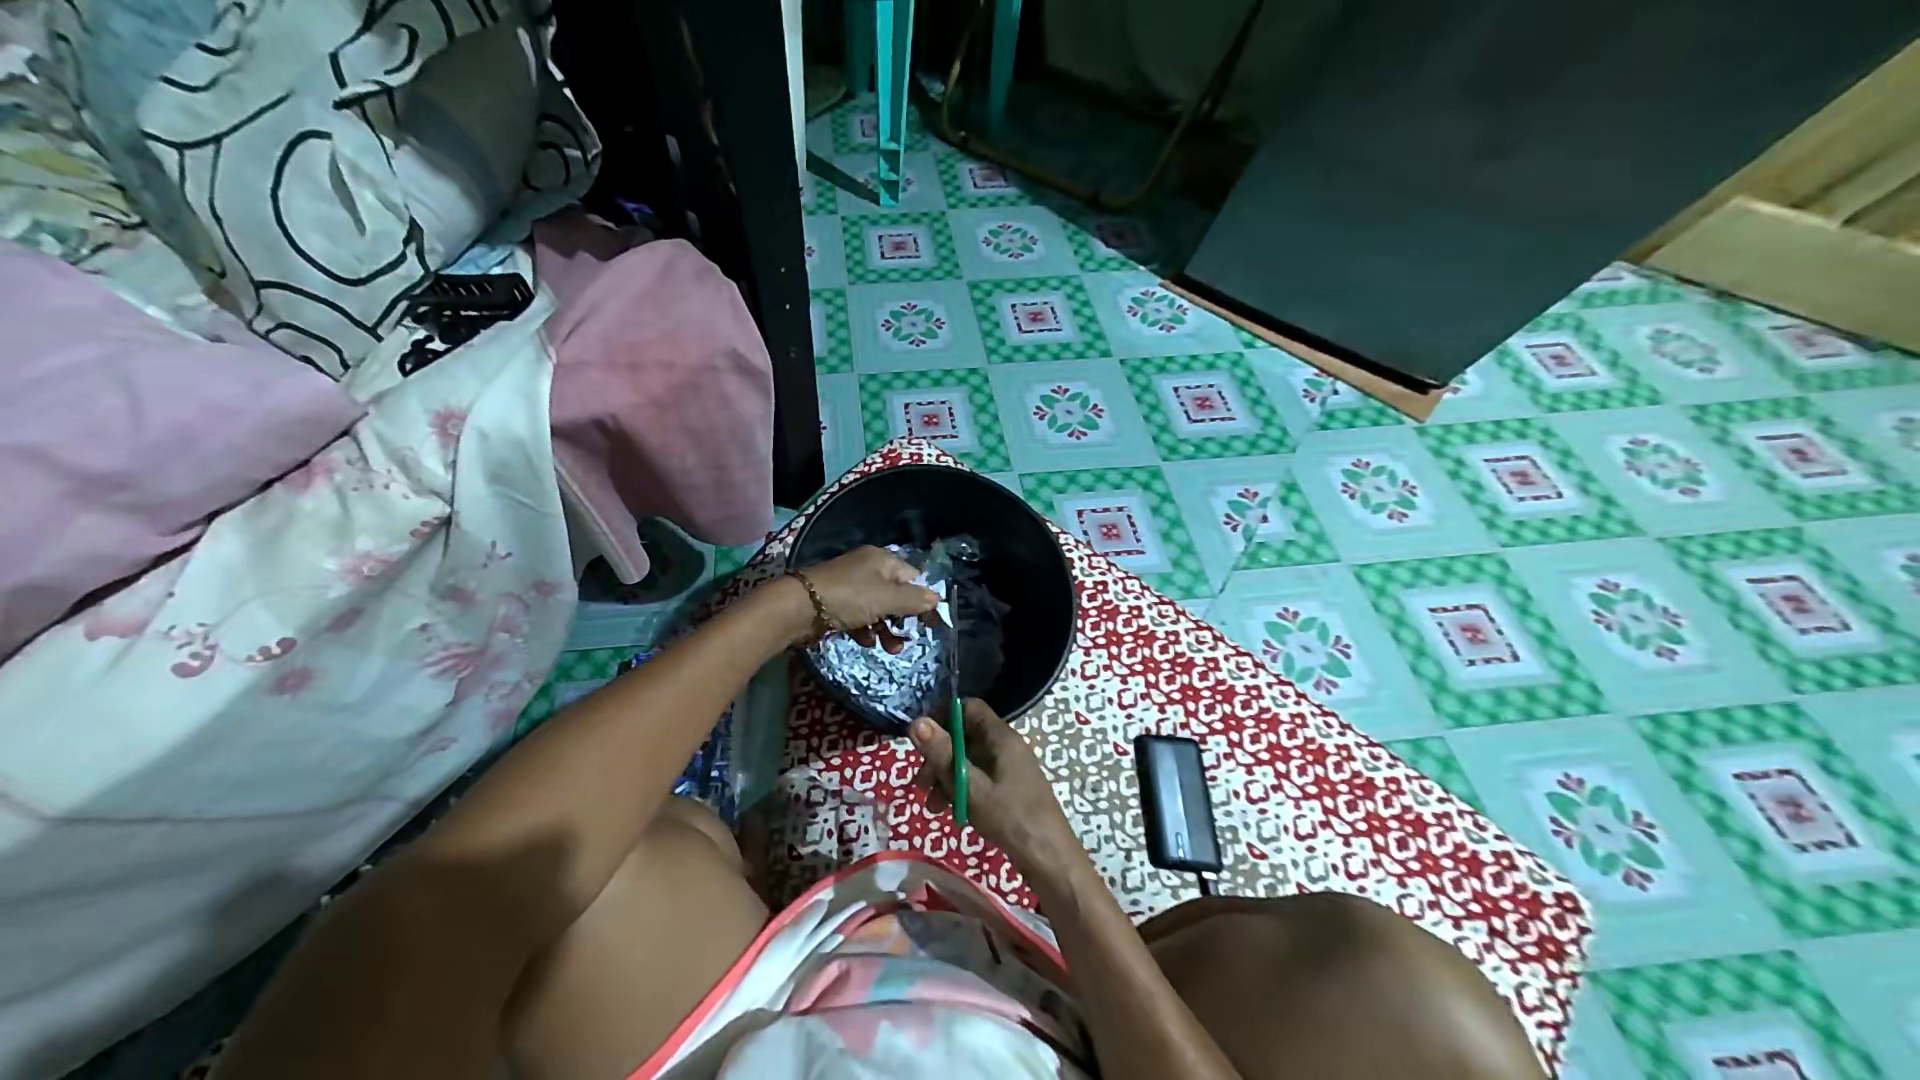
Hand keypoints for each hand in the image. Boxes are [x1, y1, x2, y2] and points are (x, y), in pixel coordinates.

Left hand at [795, 546, 939, 650]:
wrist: (799, 607)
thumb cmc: (849, 597)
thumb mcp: (887, 598)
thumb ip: (914, 600)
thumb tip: (936, 599)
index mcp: (883, 560)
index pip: (913, 578)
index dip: (924, 600)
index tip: (931, 624)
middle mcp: (868, 569)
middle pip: (897, 595)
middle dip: (903, 619)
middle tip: (906, 638)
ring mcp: (851, 587)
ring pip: (879, 609)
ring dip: (886, 629)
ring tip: (889, 647)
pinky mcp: (837, 604)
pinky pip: (860, 617)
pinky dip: (866, 629)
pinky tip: (865, 640)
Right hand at [909, 699, 1085, 875]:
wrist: (1048, 856)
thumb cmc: (1009, 816)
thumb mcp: (969, 785)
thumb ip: (942, 753)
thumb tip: (916, 721)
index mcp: (1000, 737)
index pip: (968, 708)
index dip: (942, 717)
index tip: (921, 740)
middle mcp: (1005, 746)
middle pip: (964, 737)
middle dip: (939, 758)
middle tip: (921, 785)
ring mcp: (1008, 768)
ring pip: (968, 761)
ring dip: (946, 779)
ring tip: (933, 807)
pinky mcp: (1009, 788)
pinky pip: (978, 778)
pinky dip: (962, 791)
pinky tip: (953, 813)